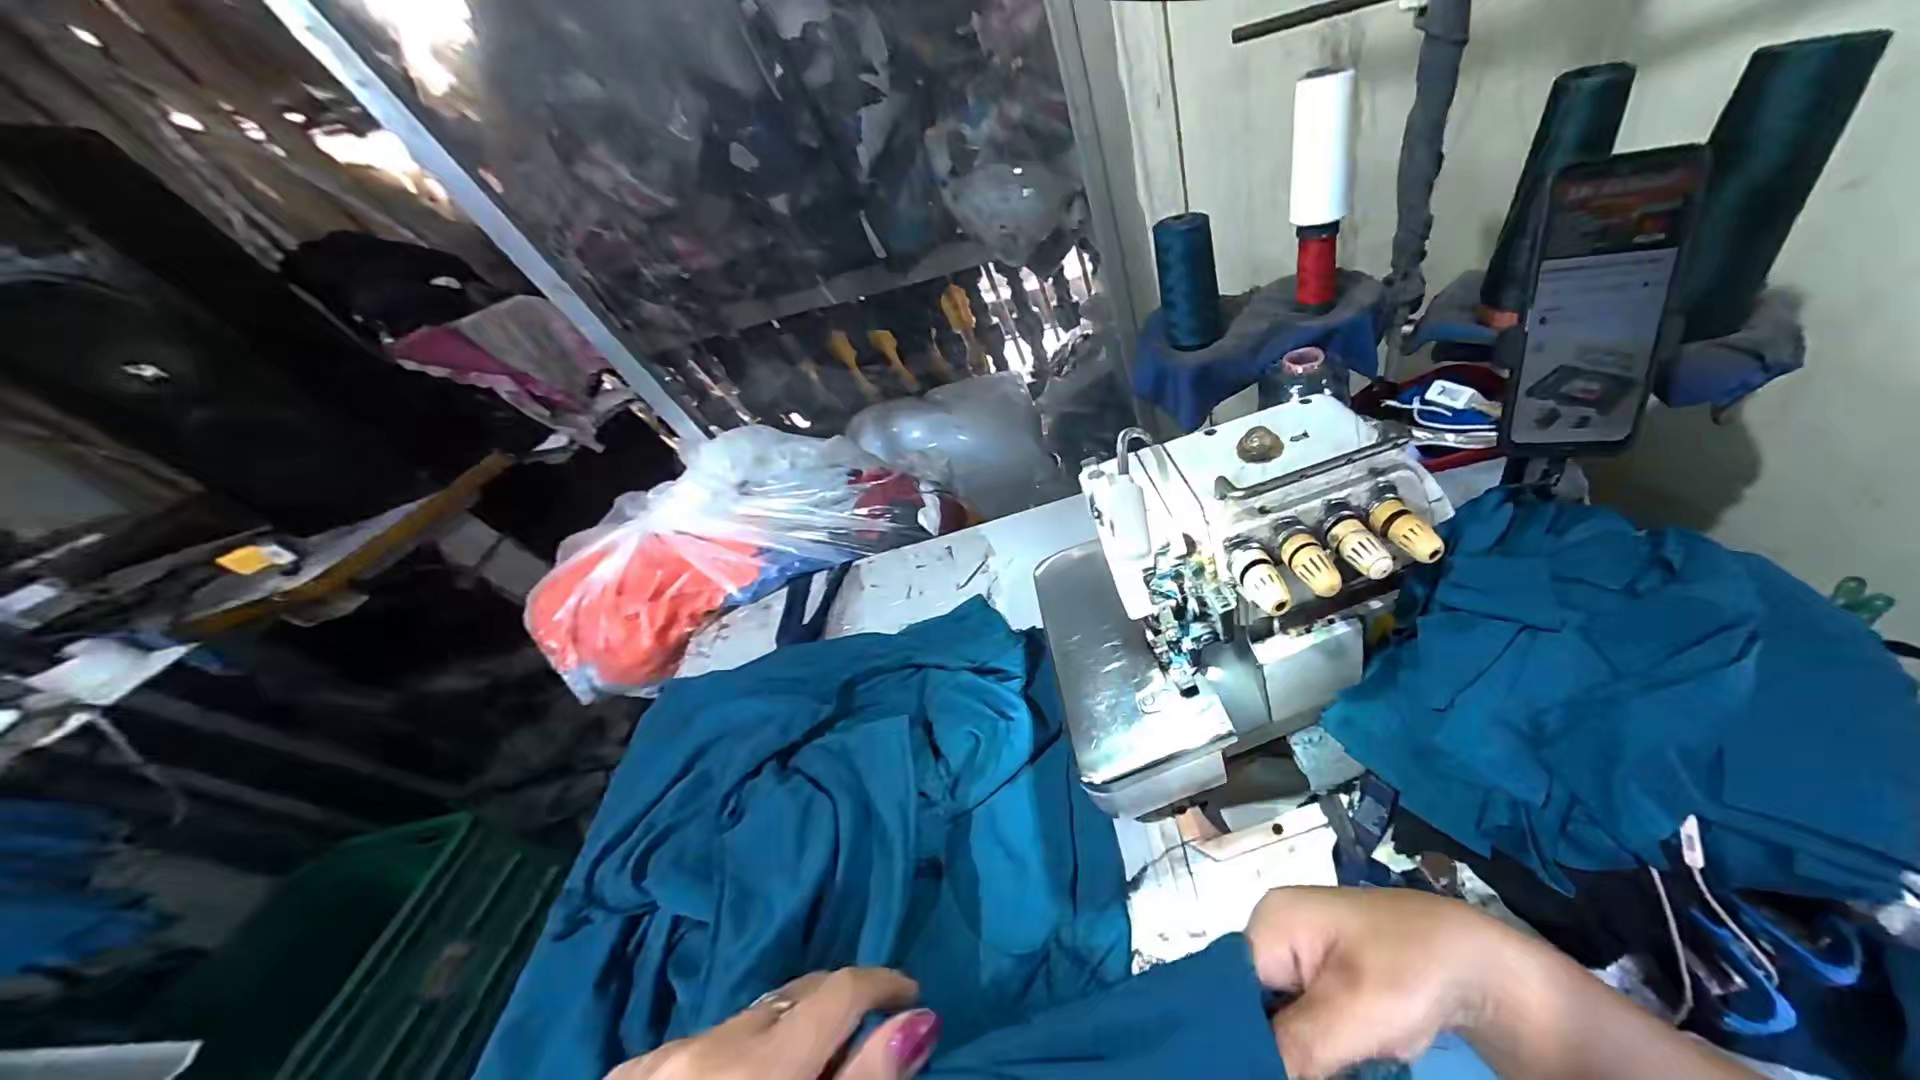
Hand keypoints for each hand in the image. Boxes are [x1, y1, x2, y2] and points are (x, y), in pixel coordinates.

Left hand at [606, 968, 941, 1079]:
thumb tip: (918, 1022)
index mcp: (756, 1070)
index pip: (837, 991)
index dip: (884, 985)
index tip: (911, 998)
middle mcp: (705, 1046)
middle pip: (794, 996)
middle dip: (837, 1007)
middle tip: (868, 1038)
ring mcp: (657, 1059)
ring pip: (745, 1020)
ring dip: (782, 1037)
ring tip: (802, 1075)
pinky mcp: (626, 1074)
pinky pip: (699, 1045)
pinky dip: (731, 1059)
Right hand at [1245, 887, 1510, 1079]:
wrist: (1481, 963)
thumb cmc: (1414, 968)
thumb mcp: (1357, 1011)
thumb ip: (1299, 1044)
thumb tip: (1247, 1066)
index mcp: (1269, 923)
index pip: (1227, 981)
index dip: (1231, 1026)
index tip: (1241, 1064)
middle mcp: (1273, 936)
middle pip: (1248, 999)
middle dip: (1266, 1042)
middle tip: (1299, 1069)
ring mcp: (1298, 958)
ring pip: (1273, 1016)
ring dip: (1291, 1050)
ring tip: (1318, 1066)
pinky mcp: (1321, 982)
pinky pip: (1297, 1019)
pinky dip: (1310, 1049)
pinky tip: (1329, 1066)